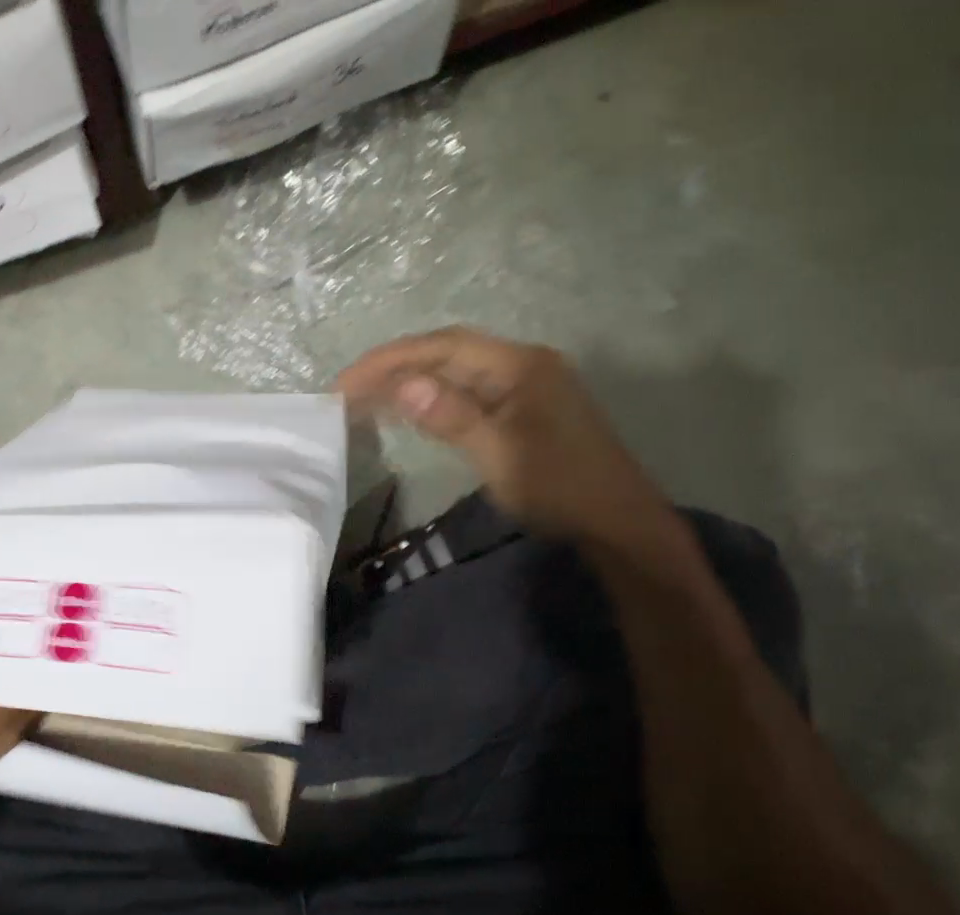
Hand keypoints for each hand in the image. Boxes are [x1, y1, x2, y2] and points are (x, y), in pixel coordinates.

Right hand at [336, 326, 668, 541]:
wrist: (615, 523)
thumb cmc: (559, 489)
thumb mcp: (500, 455)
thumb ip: (451, 416)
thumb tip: (401, 385)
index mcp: (521, 365)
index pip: (443, 347)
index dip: (389, 360)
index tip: (345, 384)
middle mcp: (523, 364)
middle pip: (447, 351)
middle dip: (394, 366)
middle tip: (346, 390)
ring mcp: (524, 386)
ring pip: (455, 371)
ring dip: (409, 380)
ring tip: (364, 398)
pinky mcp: (521, 409)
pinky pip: (466, 391)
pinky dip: (431, 397)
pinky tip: (406, 411)